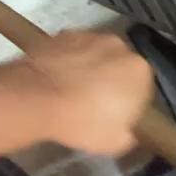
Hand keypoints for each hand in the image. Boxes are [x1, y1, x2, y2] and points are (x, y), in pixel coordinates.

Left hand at [16, 30, 154, 154]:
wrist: (34, 97)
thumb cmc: (81, 121)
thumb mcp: (115, 142)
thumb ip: (128, 133)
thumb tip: (124, 129)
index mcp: (138, 69)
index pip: (141, 87)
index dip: (127, 103)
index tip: (113, 115)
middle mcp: (117, 45)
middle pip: (118, 65)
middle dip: (109, 80)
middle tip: (92, 102)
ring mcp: (87, 35)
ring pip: (94, 54)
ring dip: (88, 67)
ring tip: (70, 90)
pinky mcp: (60, 33)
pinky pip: (71, 49)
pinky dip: (67, 59)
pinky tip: (56, 77)